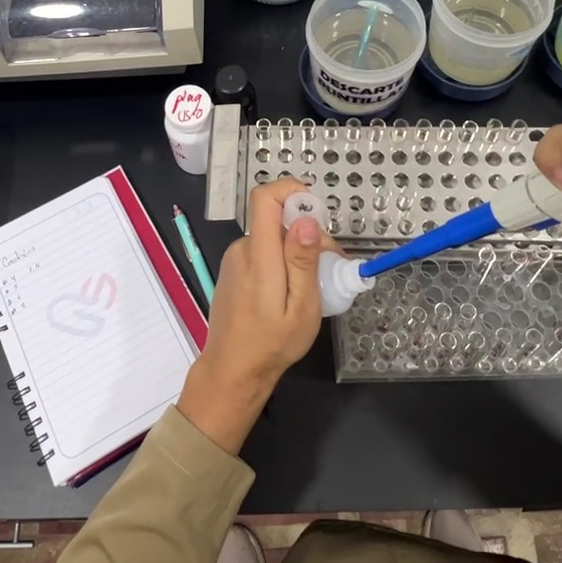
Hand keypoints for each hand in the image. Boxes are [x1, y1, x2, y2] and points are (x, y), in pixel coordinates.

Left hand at [176, 180, 339, 452]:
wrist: (233, 371)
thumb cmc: (272, 343)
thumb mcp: (302, 307)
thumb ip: (303, 261)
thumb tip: (306, 219)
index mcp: (259, 256)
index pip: (265, 198)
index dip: (291, 191)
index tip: (317, 212)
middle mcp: (242, 250)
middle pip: (277, 220)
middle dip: (307, 234)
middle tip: (329, 268)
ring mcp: (235, 260)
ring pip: (273, 237)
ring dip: (297, 251)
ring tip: (314, 286)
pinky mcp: (234, 270)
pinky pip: (263, 252)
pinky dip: (282, 262)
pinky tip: (293, 291)